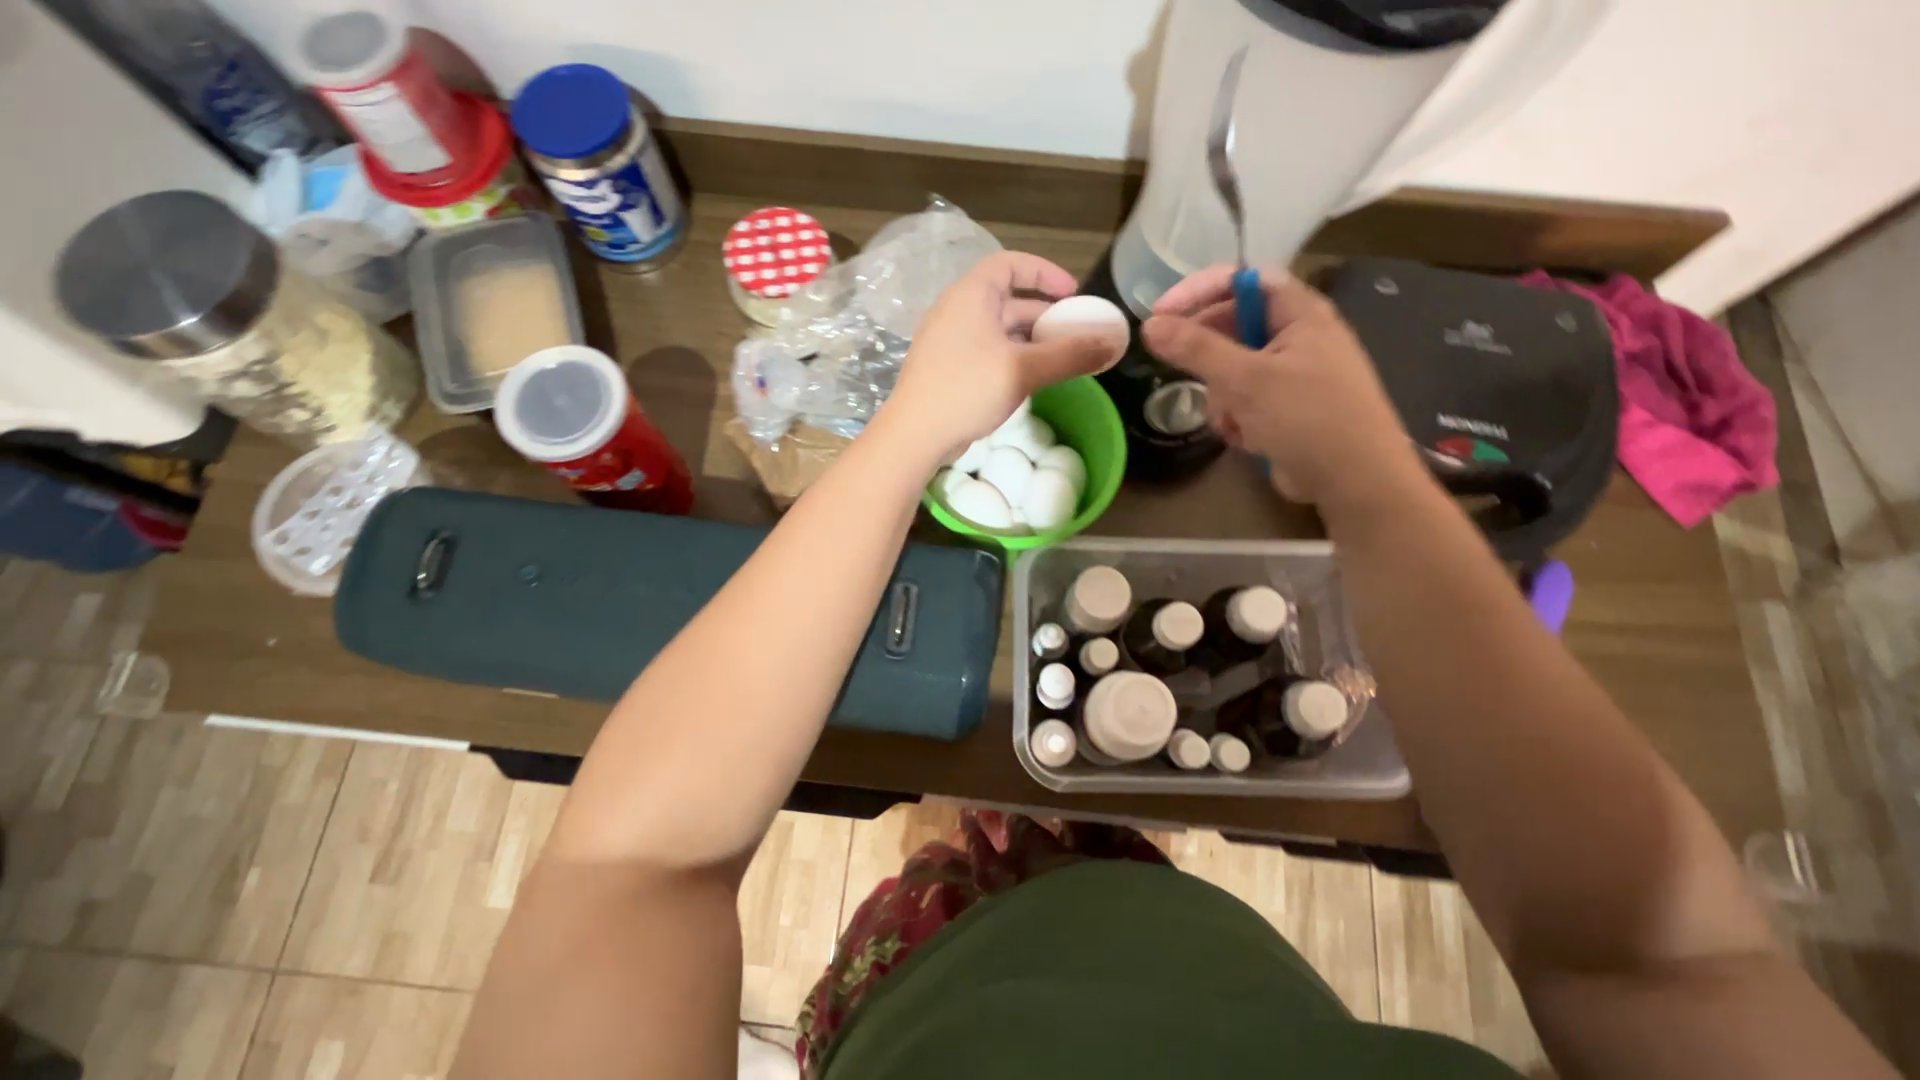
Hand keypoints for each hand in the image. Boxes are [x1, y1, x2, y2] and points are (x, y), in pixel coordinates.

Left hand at [881, 251, 1116, 463]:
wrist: (914, 435)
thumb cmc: (965, 390)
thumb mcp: (1023, 370)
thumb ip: (1070, 354)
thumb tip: (1113, 342)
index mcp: (970, 296)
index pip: (1009, 264)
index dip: (1044, 272)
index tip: (1073, 293)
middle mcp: (958, 311)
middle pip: (1009, 300)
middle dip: (1046, 314)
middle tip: (1078, 334)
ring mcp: (951, 342)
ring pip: (1000, 330)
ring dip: (1033, 340)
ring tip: (1064, 359)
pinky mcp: (950, 369)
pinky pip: (989, 352)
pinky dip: (1015, 358)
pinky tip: (1034, 379)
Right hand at [1141, 265, 1422, 510]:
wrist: (1356, 481)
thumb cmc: (1308, 418)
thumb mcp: (1246, 379)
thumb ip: (1196, 349)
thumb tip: (1150, 325)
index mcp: (1300, 313)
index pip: (1242, 279)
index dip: (1199, 290)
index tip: (1161, 314)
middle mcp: (1298, 337)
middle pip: (1233, 327)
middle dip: (1209, 357)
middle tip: (1183, 372)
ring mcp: (1293, 375)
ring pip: (1233, 371)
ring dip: (1223, 397)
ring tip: (1232, 421)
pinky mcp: (1287, 410)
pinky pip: (1245, 401)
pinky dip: (1238, 418)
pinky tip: (1246, 438)